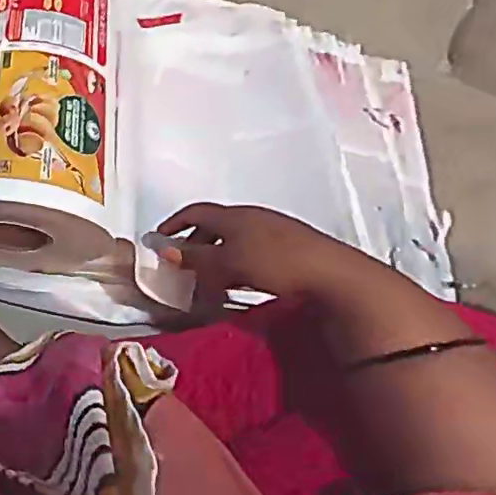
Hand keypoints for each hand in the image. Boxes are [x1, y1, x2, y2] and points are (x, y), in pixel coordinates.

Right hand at [154, 203, 391, 313]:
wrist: (336, 278)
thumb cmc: (276, 263)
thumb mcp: (227, 263)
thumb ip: (195, 258)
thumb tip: (165, 251)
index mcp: (234, 216)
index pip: (195, 212)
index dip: (174, 223)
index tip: (159, 238)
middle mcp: (252, 218)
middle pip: (214, 226)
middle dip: (194, 241)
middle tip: (182, 261)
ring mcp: (274, 233)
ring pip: (233, 240)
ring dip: (215, 255)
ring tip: (208, 276)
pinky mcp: (290, 250)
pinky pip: (251, 251)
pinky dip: (235, 263)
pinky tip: (238, 282)